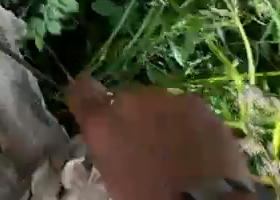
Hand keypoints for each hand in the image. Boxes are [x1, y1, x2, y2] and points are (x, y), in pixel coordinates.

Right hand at [68, 76, 250, 199]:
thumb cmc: (150, 198)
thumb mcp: (116, 178)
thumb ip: (108, 147)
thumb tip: (109, 136)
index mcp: (101, 125)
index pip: (81, 91)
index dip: (87, 97)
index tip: (94, 108)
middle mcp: (126, 101)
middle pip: (125, 99)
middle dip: (133, 117)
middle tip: (147, 147)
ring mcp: (161, 98)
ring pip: (157, 102)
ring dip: (161, 118)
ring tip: (176, 150)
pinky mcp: (193, 102)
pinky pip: (185, 109)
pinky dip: (189, 124)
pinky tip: (198, 148)